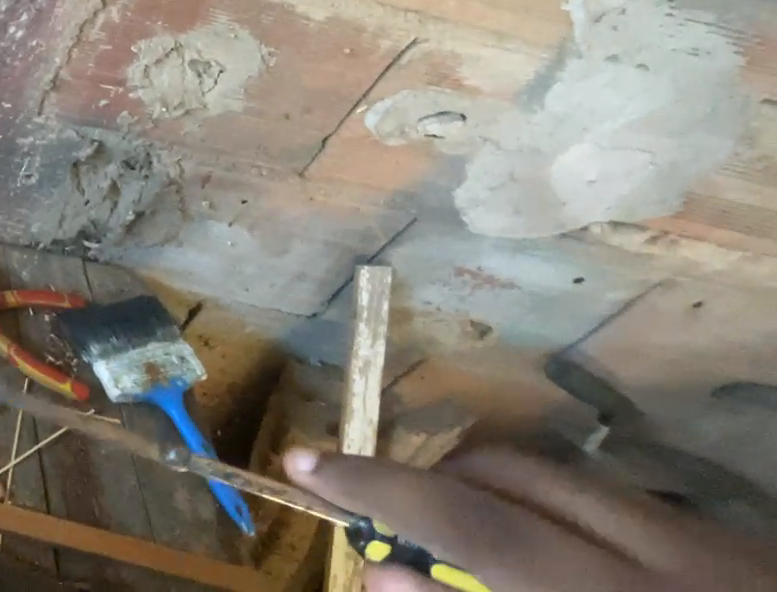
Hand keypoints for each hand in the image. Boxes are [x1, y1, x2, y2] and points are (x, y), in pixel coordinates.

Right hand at [283, 446, 776, 591]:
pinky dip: (548, 511)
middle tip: (373, 502)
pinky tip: (546, 555)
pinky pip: (605, 497)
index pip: (472, 523)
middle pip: (506, 472)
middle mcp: (675, 557)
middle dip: (424, 480)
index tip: (300, 463)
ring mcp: (714, 546)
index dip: (376, 488)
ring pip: (556, 475)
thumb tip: (380, 571)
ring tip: (453, 529)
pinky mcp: (737, 543)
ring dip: (483, 491)